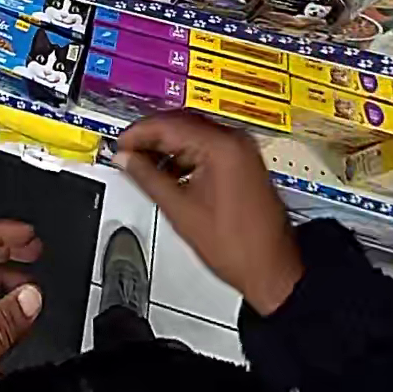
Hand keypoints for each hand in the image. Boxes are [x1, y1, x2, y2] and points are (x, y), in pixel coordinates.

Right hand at [117, 112, 302, 315]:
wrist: (272, 268)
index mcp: (221, 146)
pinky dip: (185, 153)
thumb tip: (126, 159)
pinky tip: (169, 170)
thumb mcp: (181, 210)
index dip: (140, 132)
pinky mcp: (242, 158)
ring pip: (193, 132)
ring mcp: (240, 147)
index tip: (121, 142)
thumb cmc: (236, 246)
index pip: (170, 124)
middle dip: (151, 136)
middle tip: (127, 150)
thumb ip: (148, 178)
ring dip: (167, 144)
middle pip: (182, 123)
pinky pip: (206, 144)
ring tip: (143, 162)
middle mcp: (234, 139)